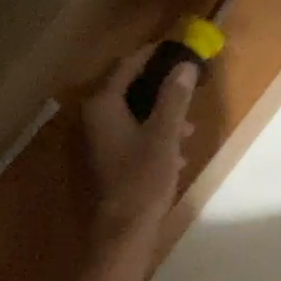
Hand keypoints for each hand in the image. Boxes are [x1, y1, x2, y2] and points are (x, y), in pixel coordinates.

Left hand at [83, 47, 196, 256]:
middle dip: (161, 91)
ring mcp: (96, 142)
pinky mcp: (105, 162)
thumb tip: (184, 65)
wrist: (123, 231)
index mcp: (103, 105)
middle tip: (188, 90)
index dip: (153, 56)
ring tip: (187, 130)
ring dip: (160, 118)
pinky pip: (130, 138)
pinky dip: (152, 138)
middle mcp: (93, 118)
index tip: (177, 50)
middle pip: (129, 91)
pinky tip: (175, 155)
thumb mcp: (165, 135)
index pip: (127, 66)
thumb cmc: (143, 179)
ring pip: (132, 117)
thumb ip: (174, 97)